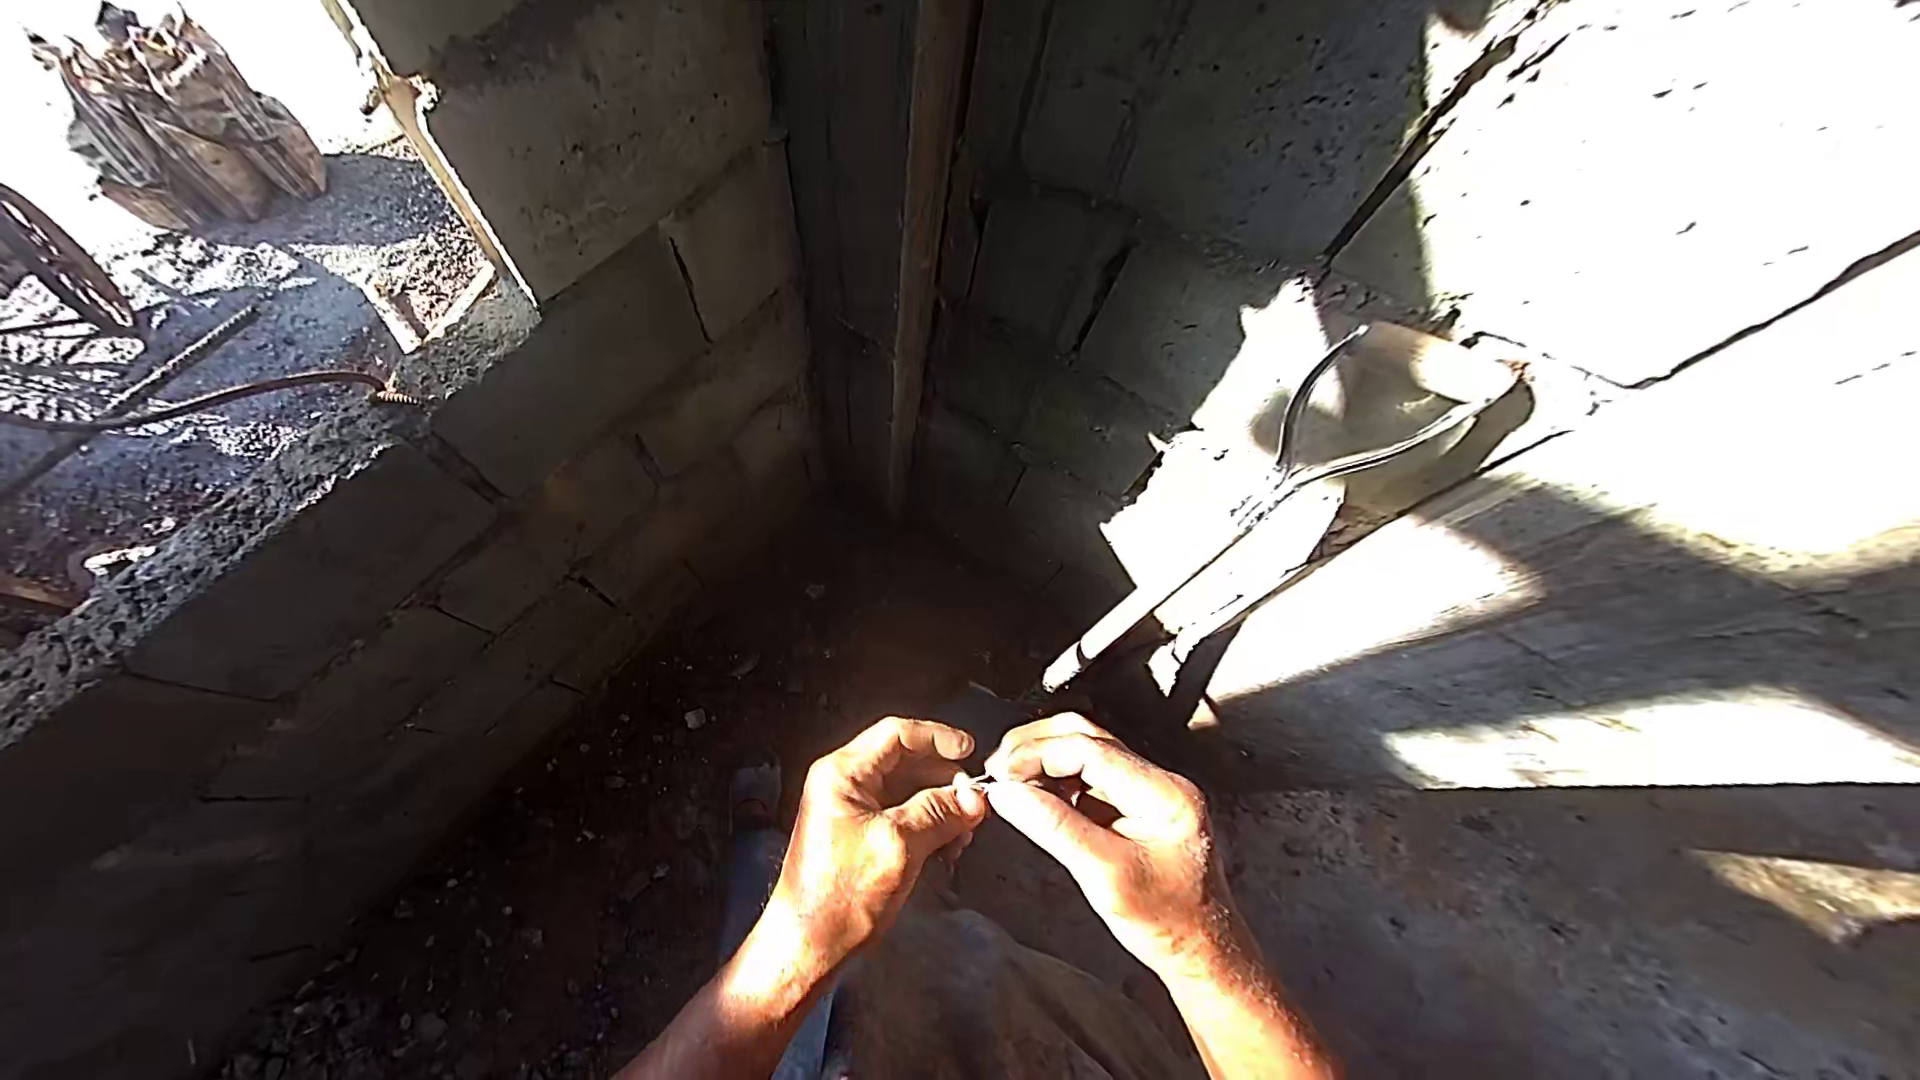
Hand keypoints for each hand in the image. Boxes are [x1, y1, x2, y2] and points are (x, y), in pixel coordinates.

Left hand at [764, 716, 988, 966]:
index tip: (968, 751)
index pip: (897, 733)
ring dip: (940, 805)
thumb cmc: (834, 902)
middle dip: (944, 779)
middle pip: (906, 761)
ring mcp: (852, 809)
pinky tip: (947, 844)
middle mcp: (844, 784)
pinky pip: (903, 813)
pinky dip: (929, 824)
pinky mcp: (861, 833)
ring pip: (909, 788)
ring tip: (963, 830)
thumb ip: (938, 813)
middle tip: (972, 801)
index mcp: (842, 774)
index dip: (937, 738)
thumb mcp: (897, 846)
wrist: (805, 952)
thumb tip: (973, 798)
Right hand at [984, 713, 1249, 979]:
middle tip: (1000, 769)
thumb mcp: (1104, 877)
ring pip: (1083, 747)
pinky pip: (1086, 770)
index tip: (1004, 774)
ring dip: (1043, 758)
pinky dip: (1055, 775)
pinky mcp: (1132, 799)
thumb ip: (1054, 828)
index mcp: (1162, 793)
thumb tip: (1007, 794)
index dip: (1038, 755)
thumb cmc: (1166, 923)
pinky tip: (1035, 793)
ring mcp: (1145, 786)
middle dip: (1036, 746)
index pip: (1089, 749)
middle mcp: (1157, 780)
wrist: (1200, 952)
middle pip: (1085, 735)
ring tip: (1011, 780)